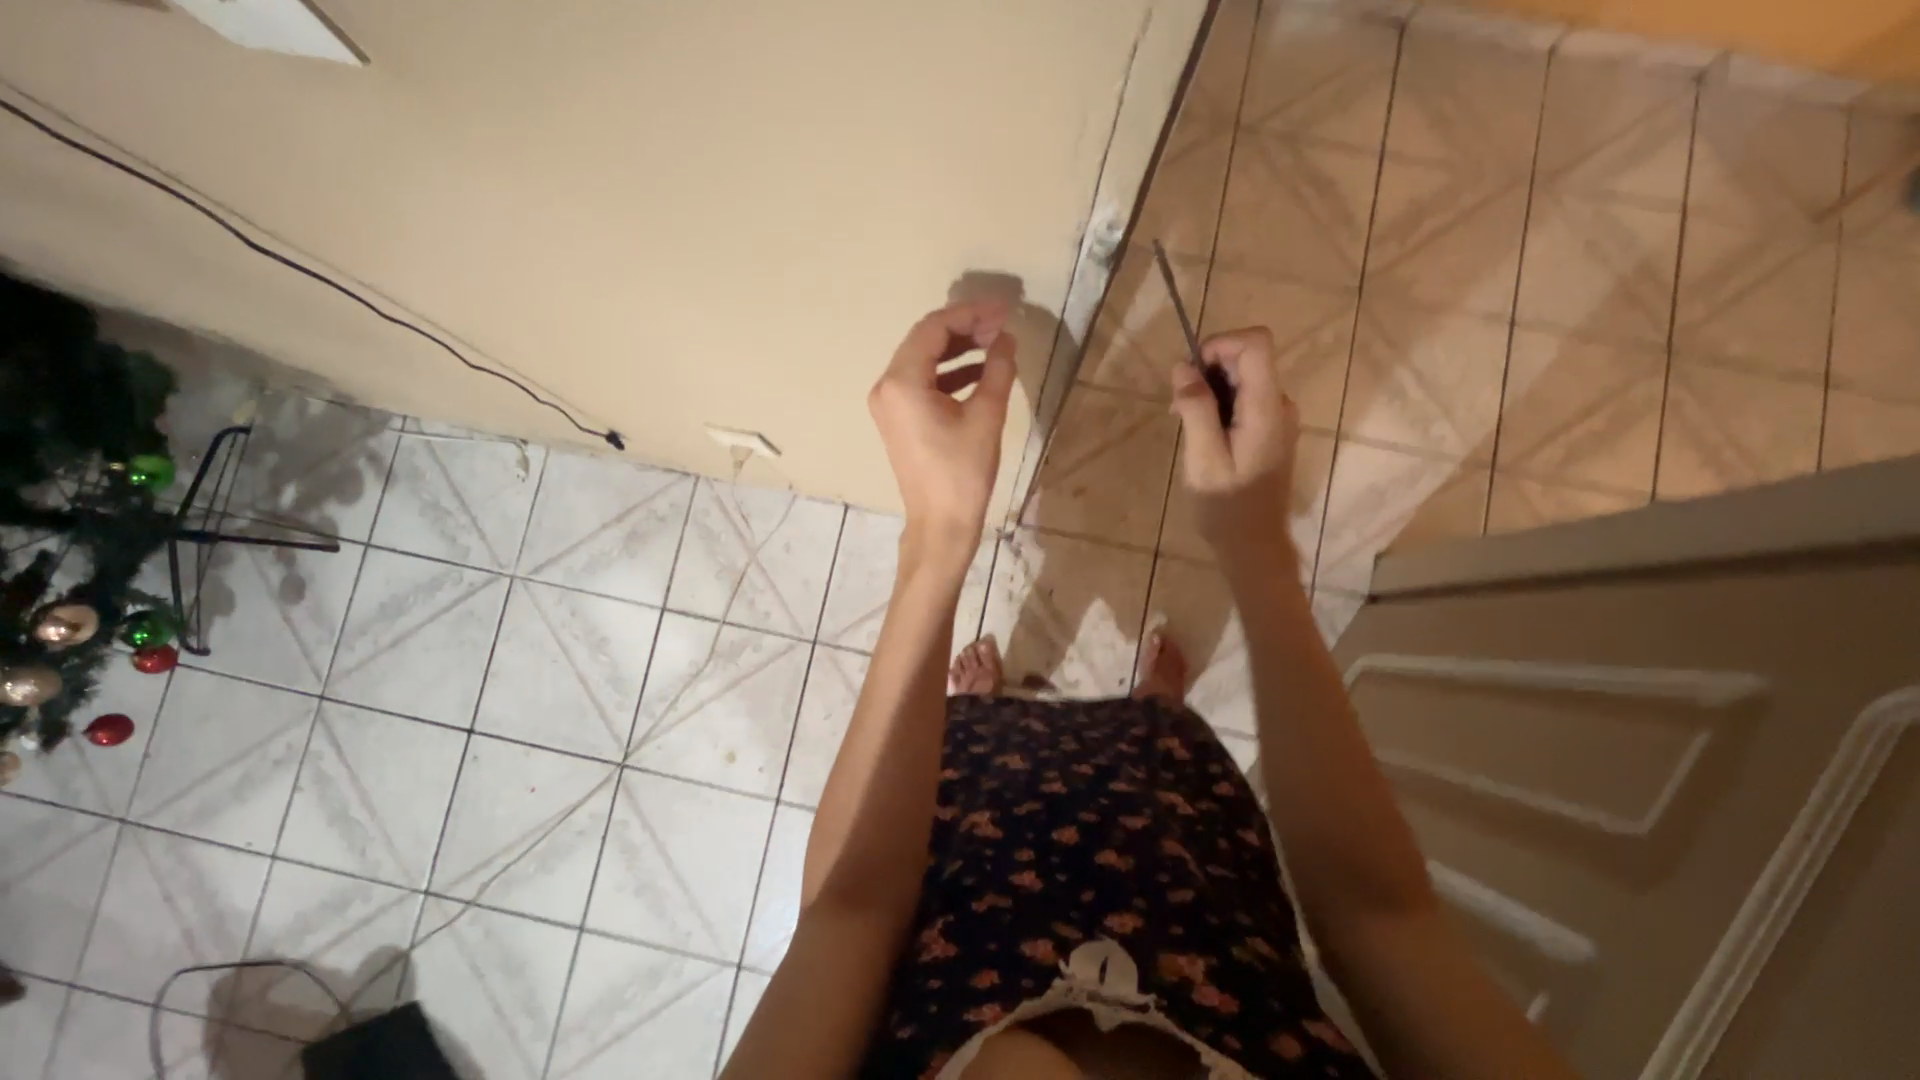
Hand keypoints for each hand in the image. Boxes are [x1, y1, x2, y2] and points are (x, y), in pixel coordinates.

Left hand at [869, 301, 1016, 560]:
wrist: (940, 523)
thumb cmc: (962, 472)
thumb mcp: (986, 416)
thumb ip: (998, 369)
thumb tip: (1006, 339)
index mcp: (901, 382)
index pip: (934, 328)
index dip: (971, 314)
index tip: (1004, 312)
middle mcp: (886, 386)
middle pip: (925, 339)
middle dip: (965, 328)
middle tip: (1002, 325)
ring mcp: (889, 403)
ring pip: (924, 359)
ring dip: (959, 349)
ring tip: (997, 345)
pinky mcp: (898, 418)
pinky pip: (922, 381)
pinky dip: (950, 372)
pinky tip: (982, 371)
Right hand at [1168, 327, 1300, 561]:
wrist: (1254, 544)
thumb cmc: (1226, 506)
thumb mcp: (1203, 458)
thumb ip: (1196, 409)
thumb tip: (1184, 368)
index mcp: (1266, 408)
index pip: (1255, 343)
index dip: (1220, 344)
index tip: (1191, 372)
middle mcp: (1279, 405)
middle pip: (1248, 358)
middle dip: (1208, 370)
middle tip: (1178, 406)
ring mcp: (1278, 418)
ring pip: (1244, 379)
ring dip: (1211, 389)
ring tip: (1185, 423)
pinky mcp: (1270, 431)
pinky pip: (1245, 400)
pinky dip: (1220, 405)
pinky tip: (1202, 434)